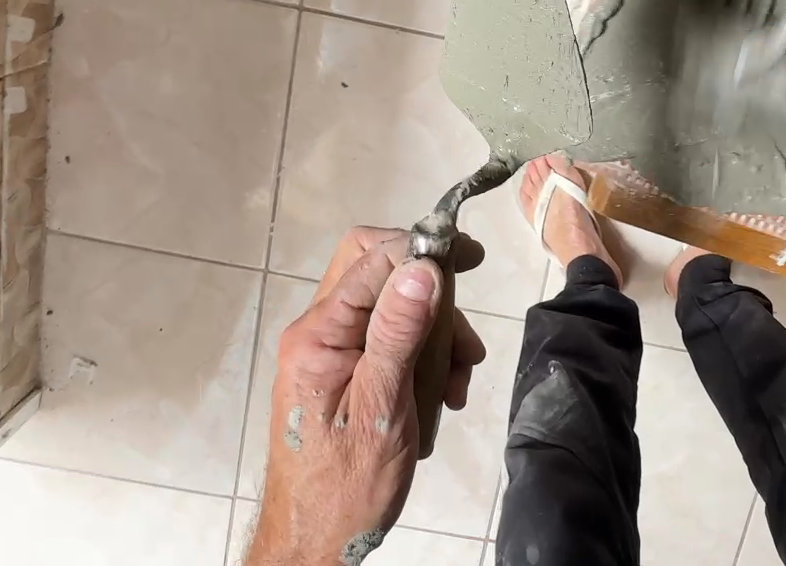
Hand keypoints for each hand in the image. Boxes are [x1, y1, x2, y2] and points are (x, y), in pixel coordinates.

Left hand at [248, 227, 486, 565]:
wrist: (314, 545)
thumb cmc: (345, 488)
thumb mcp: (382, 409)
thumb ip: (398, 334)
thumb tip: (423, 265)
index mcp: (319, 334)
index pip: (372, 258)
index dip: (422, 248)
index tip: (470, 258)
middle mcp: (320, 330)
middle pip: (376, 267)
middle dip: (429, 283)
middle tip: (467, 298)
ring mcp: (332, 349)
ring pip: (390, 301)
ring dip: (435, 328)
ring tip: (461, 375)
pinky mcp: (346, 368)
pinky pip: (390, 336)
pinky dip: (425, 353)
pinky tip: (446, 390)